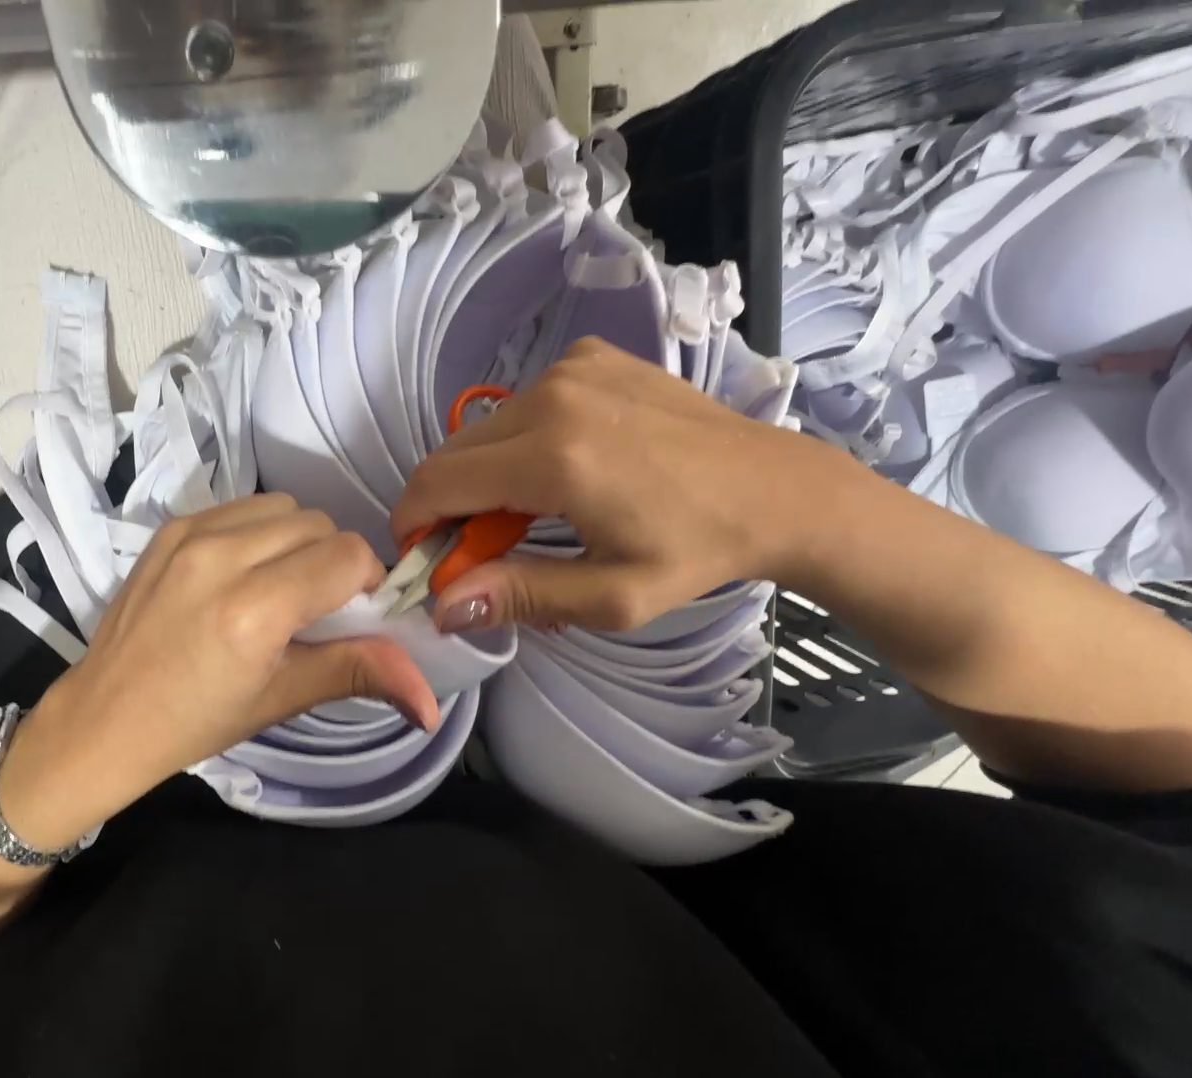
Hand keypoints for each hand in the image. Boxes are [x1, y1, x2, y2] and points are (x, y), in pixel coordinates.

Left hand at [0, 496, 439, 847]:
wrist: (103, 718)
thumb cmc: (195, 722)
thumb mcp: (280, 699)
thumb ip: (359, 673)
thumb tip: (433, 701)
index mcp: (253, 609)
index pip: (346, 555)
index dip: (365, 583)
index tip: (355, 615)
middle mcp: (221, 556)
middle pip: (319, 525)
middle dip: (334, 562)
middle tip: (318, 608)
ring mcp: (190, 535)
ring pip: (284, 508)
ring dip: (299, 540)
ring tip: (281, 586)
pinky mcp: (170, 527)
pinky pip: (242, 507)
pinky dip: (260, 531)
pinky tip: (245, 571)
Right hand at [392, 336, 851, 634]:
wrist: (777, 489)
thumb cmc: (696, 550)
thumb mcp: (610, 596)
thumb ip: (518, 596)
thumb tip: (440, 607)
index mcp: (555, 458)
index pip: (438, 482)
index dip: (414, 522)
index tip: (424, 556)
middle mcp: (552, 397)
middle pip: (452, 453)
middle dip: (447, 504)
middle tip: (481, 548)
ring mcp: (571, 368)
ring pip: (483, 429)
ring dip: (484, 474)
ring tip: (528, 512)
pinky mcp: (589, 357)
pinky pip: (521, 404)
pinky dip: (518, 441)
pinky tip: (561, 467)